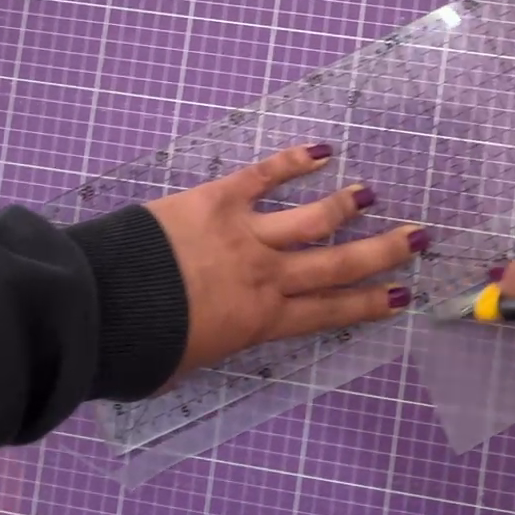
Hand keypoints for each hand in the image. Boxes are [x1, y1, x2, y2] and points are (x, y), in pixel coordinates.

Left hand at [145, 144, 425, 375]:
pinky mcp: (219, 198)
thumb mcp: (183, 364)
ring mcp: (245, 233)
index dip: (369, 304)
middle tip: (417, 238)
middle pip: (337, 264)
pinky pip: (263, 176)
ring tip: (371, 195)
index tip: (401, 295)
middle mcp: (266, 276)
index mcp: (260, 321)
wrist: (97, 305)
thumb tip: (214, 334)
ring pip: (312, 219)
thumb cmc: (136, 345)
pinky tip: (321, 150)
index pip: (329, 312)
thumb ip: (212, 344)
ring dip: (345, 206)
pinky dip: (293, 161)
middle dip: (381, 253)